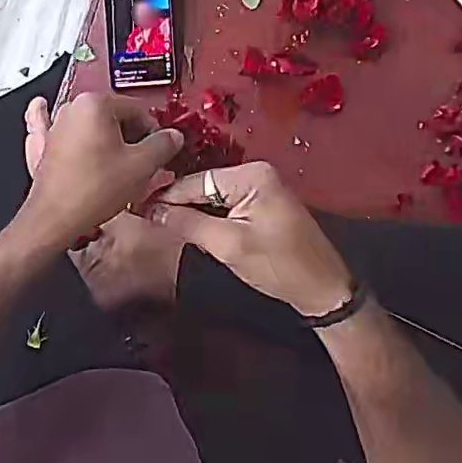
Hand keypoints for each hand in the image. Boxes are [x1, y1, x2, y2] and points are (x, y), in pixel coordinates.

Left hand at [12, 93, 182, 251]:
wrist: (54, 218)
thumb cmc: (89, 191)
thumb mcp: (141, 166)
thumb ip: (163, 145)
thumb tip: (172, 137)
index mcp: (96, 103)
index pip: (137, 109)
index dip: (153, 130)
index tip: (160, 146)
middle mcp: (73, 108)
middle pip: (116, 117)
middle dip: (133, 138)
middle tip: (144, 160)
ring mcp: (58, 126)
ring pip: (96, 128)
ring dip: (112, 144)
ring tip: (122, 168)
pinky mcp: (50, 145)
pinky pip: (72, 136)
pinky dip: (84, 141)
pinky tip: (87, 143)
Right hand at [147, 161, 354, 316]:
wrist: (323, 290)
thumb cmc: (280, 266)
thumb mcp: (228, 245)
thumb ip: (188, 223)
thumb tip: (153, 210)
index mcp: (251, 175)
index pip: (196, 181)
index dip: (166, 196)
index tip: (138, 208)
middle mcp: (256, 172)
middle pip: (203, 186)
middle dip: (177, 203)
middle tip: (145, 218)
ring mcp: (261, 187)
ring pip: (212, 196)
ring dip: (191, 211)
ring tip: (160, 223)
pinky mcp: (262, 203)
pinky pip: (226, 204)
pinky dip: (208, 216)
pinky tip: (190, 228)